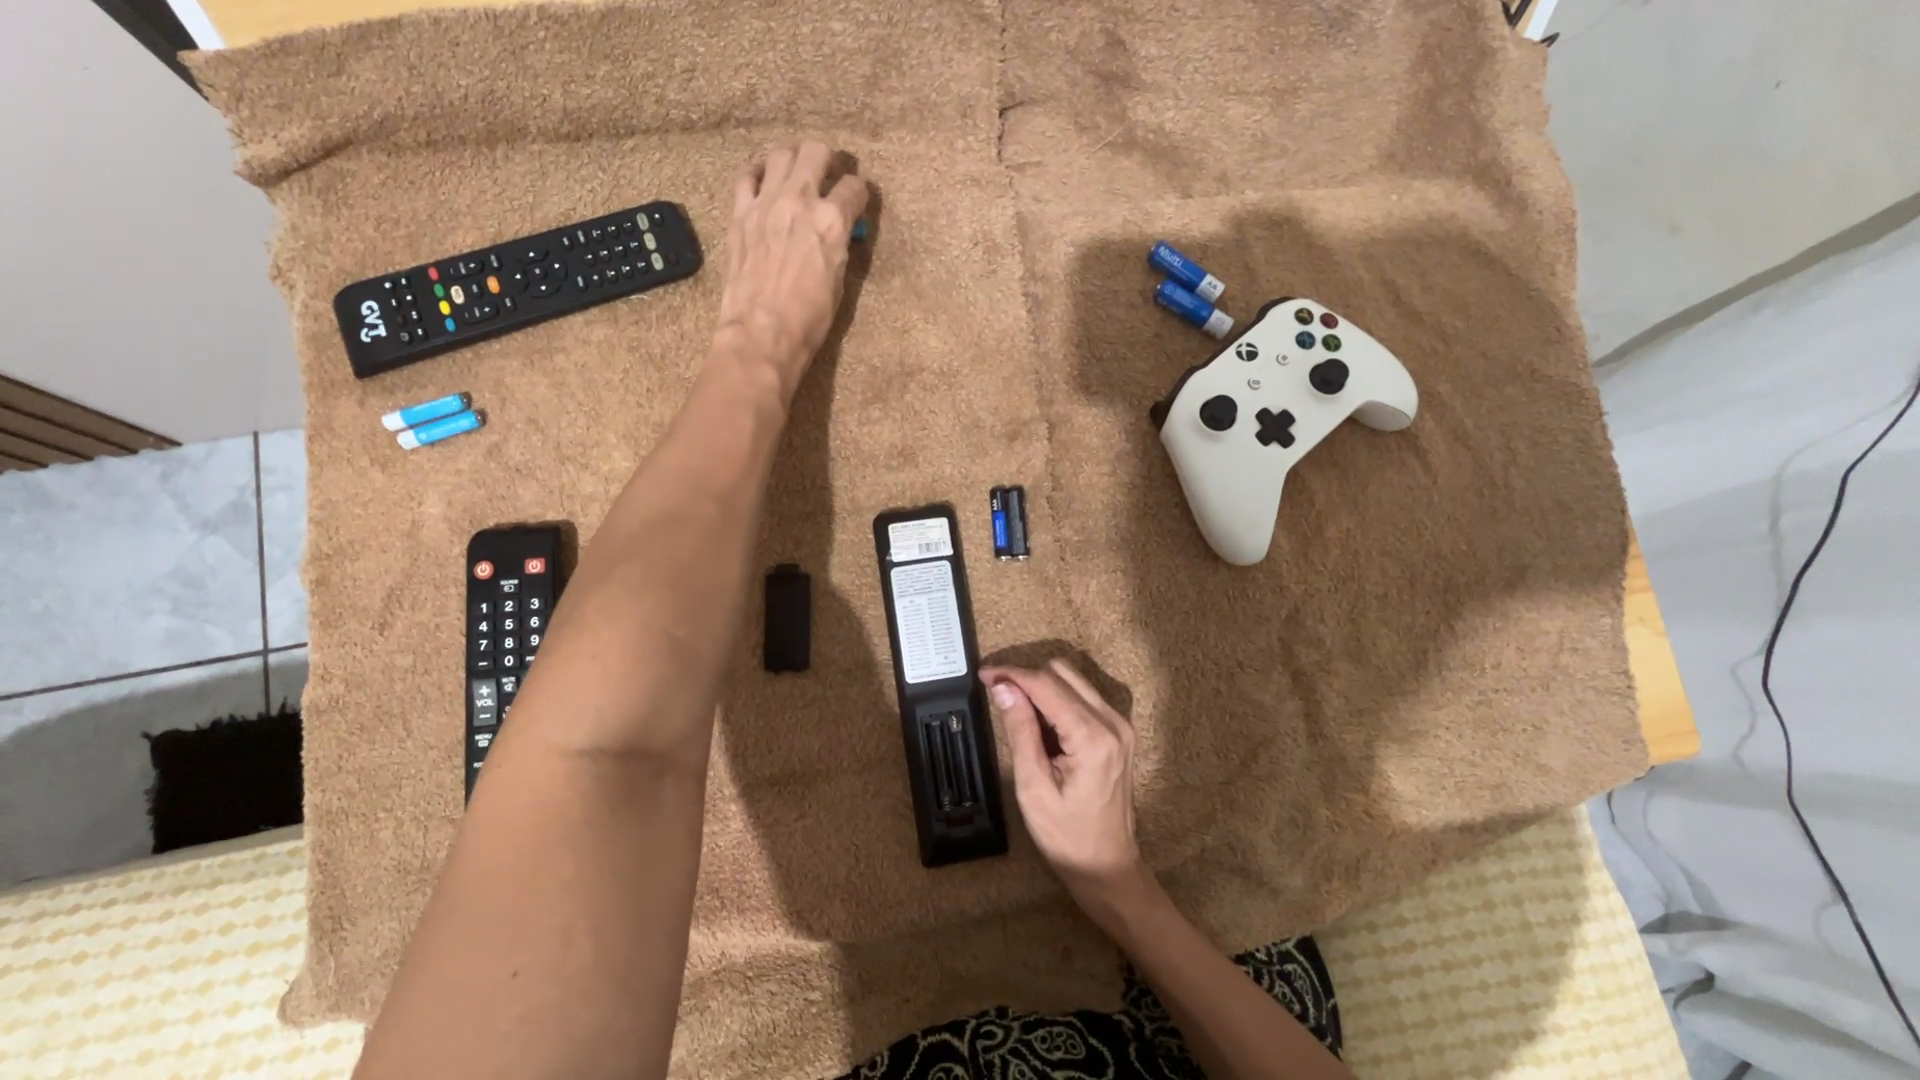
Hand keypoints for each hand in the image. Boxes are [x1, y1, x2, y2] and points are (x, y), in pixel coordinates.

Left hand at [712, 141, 869, 399]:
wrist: (762, 333)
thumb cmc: (809, 318)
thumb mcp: (839, 279)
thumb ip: (839, 243)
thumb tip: (840, 231)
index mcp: (832, 220)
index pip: (854, 187)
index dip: (859, 193)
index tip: (857, 200)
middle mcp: (800, 200)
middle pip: (816, 153)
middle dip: (827, 160)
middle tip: (828, 174)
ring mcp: (766, 203)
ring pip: (781, 153)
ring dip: (793, 158)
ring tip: (796, 172)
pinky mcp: (740, 213)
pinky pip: (746, 176)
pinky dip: (758, 174)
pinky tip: (763, 184)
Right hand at [982, 659, 1149, 918]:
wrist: (1106, 864)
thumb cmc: (1065, 835)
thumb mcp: (1033, 787)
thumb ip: (1021, 731)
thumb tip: (1004, 689)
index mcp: (1092, 737)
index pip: (1047, 685)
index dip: (1013, 674)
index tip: (984, 674)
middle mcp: (1113, 722)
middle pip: (1063, 674)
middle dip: (1027, 677)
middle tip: (997, 692)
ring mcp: (1120, 725)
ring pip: (1074, 681)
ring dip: (1042, 686)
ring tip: (1014, 707)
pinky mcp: (1119, 732)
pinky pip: (1085, 697)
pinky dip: (1058, 699)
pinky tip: (1039, 720)